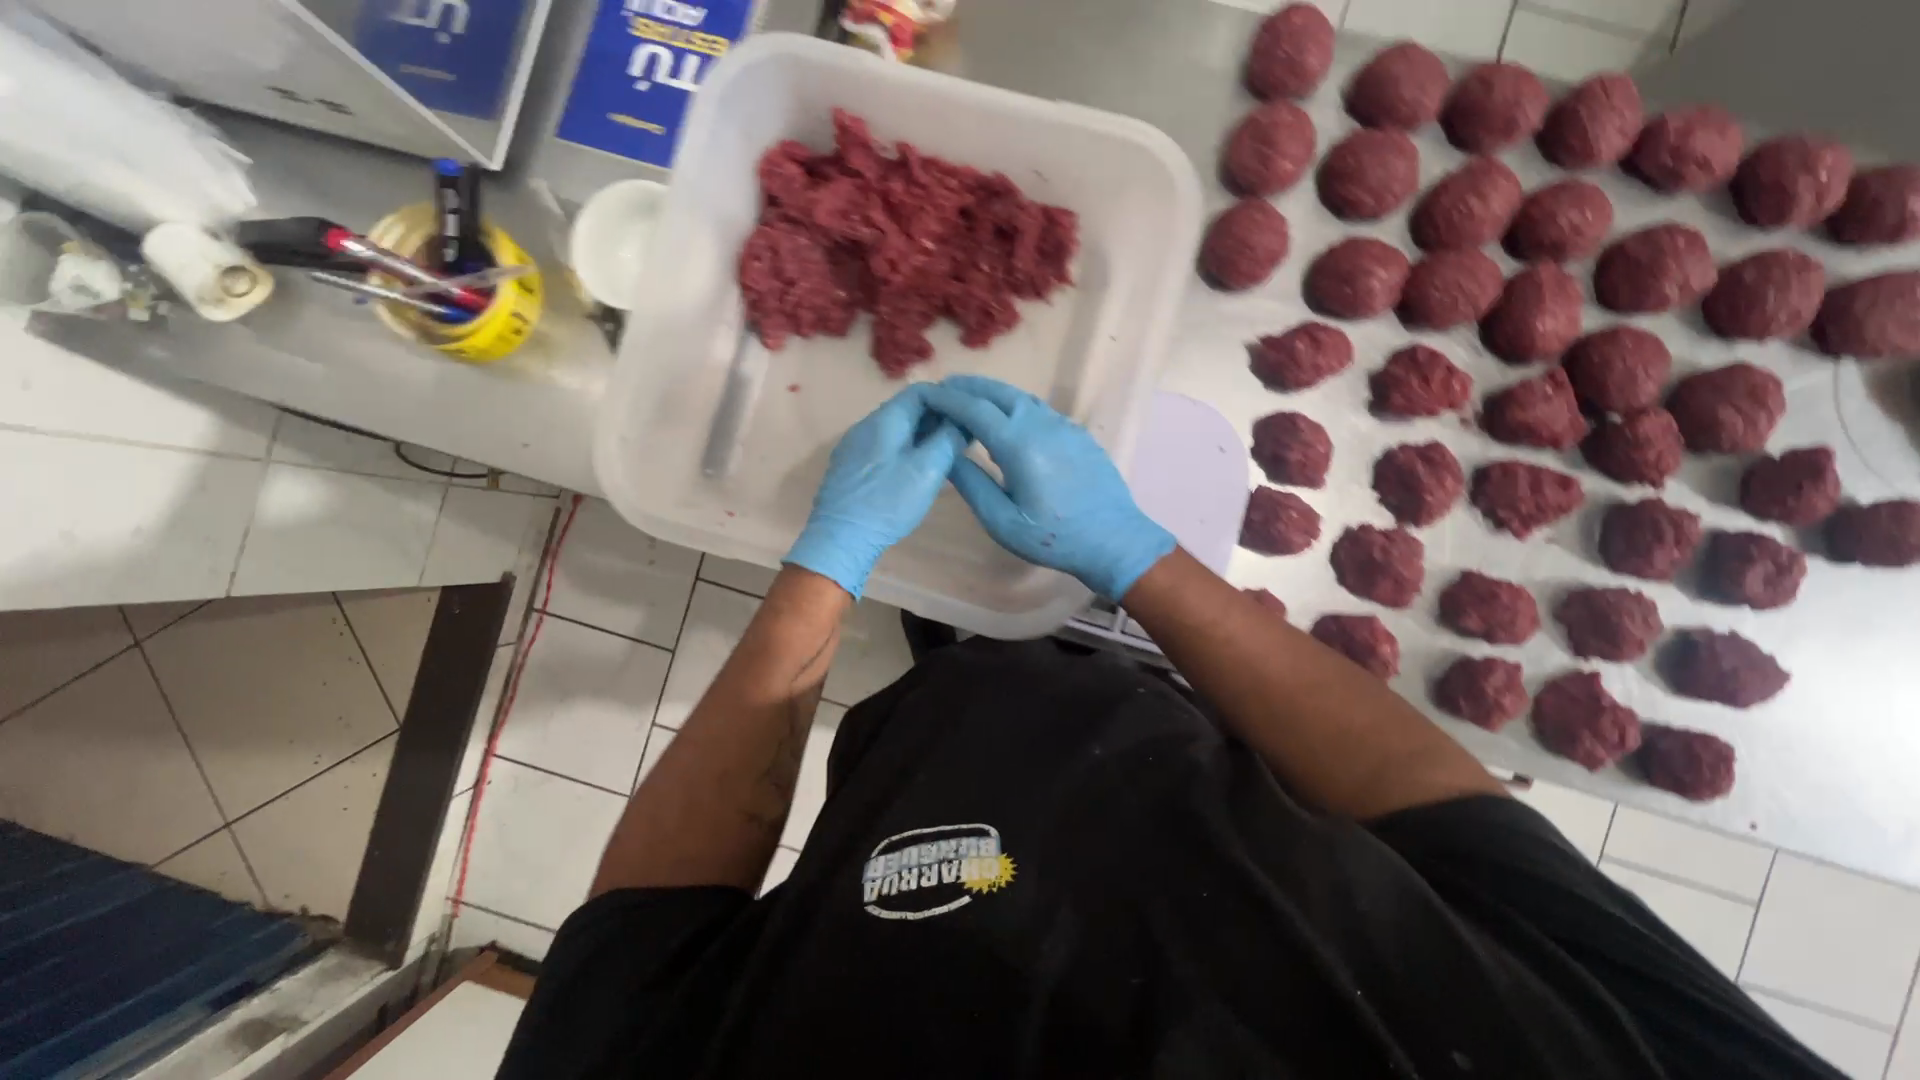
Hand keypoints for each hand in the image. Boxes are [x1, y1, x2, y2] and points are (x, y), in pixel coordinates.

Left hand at [784, 383, 968, 597]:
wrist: (840, 539)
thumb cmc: (888, 502)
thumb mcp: (928, 470)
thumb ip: (948, 439)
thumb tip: (962, 420)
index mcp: (885, 419)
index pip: (920, 391)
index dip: (948, 398)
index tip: (971, 414)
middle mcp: (866, 425)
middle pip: (907, 409)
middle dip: (938, 417)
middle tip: (964, 435)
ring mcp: (854, 447)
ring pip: (896, 430)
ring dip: (923, 436)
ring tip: (946, 453)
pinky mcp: (851, 468)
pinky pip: (884, 447)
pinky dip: (906, 450)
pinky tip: (918, 470)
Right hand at [922, 375, 1175, 601]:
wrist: (1114, 541)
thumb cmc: (1054, 538)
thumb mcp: (1001, 521)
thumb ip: (971, 484)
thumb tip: (946, 455)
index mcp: (1019, 444)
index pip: (974, 409)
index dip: (947, 400)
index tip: (925, 395)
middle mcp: (1041, 424)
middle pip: (998, 393)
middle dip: (968, 388)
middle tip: (943, 390)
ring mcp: (1064, 426)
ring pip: (1021, 398)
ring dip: (992, 394)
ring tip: (970, 401)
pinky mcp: (1077, 435)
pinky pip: (1039, 410)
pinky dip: (1014, 406)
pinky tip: (1007, 422)